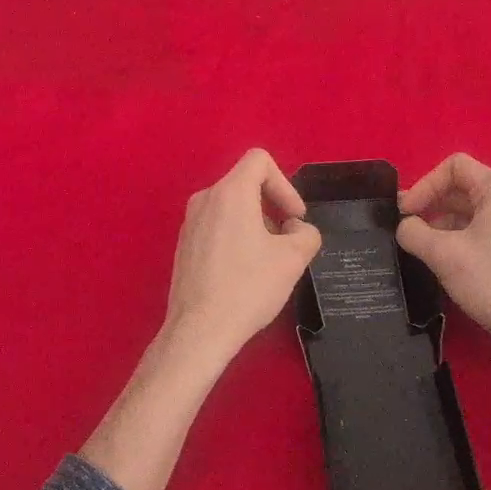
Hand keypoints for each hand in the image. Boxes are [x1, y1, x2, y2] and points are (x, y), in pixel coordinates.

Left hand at [162, 149, 322, 362]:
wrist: (199, 329)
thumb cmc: (247, 288)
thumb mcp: (292, 260)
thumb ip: (306, 233)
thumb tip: (296, 229)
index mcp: (229, 192)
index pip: (259, 160)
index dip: (285, 184)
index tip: (294, 217)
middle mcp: (205, 198)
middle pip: (245, 183)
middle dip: (272, 206)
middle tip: (287, 241)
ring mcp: (190, 221)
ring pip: (231, 206)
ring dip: (256, 223)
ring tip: (268, 260)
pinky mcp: (184, 243)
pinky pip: (216, 225)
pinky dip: (236, 236)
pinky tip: (244, 272)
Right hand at [396, 154, 490, 387]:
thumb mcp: (444, 256)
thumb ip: (413, 232)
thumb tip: (405, 227)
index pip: (455, 166)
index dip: (424, 185)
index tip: (406, 214)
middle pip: (467, 189)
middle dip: (433, 206)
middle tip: (409, 232)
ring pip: (479, 214)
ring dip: (448, 226)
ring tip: (429, 253)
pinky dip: (468, 241)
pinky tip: (457, 269)